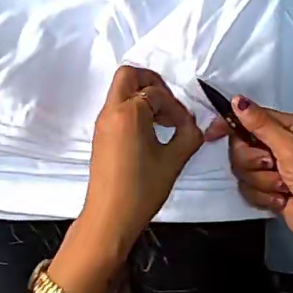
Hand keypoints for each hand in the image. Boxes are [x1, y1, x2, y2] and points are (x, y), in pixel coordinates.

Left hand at [75, 66, 204, 256]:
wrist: (109, 216)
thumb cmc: (141, 189)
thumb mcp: (174, 160)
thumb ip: (189, 135)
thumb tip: (192, 124)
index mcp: (128, 112)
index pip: (156, 92)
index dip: (176, 106)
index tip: (185, 126)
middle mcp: (110, 111)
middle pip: (128, 75)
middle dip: (152, 82)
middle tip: (170, 105)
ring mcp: (102, 123)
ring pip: (120, 91)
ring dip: (143, 97)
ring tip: (163, 122)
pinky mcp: (100, 135)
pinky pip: (116, 108)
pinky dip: (134, 110)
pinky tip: (150, 134)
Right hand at [206, 96, 292, 259]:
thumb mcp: (292, 146)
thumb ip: (260, 124)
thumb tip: (238, 100)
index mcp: (291, 128)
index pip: (251, 118)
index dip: (230, 124)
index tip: (212, 134)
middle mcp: (281, 147)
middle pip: (241, 147)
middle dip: (252, 160)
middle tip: (272, 166)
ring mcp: (276, 171)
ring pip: (243, 170)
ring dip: (262, 181)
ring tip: (284, 188)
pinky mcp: (271, 193)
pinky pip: (249, 190)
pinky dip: (264, 197)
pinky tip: (282, 201)